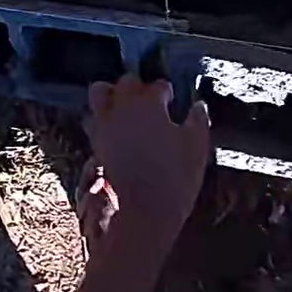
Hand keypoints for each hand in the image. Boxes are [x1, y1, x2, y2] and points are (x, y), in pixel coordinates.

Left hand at [85, 75, 210, 246]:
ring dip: (113, 96)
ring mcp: (105, 124)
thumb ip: (198, 120)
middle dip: (138, 87)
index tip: (172, 100)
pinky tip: (118, 129)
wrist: (147, 209)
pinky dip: (103, 118)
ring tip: (127, 109)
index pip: (158, 86)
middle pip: (126, 82)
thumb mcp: (197, 146)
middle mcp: (122, 107)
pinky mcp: (96, 143)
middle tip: (150, 101)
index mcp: (148, 103)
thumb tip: (198, 106)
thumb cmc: (176, 175)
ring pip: (100, 93)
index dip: (167, 93)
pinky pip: (93, 119)